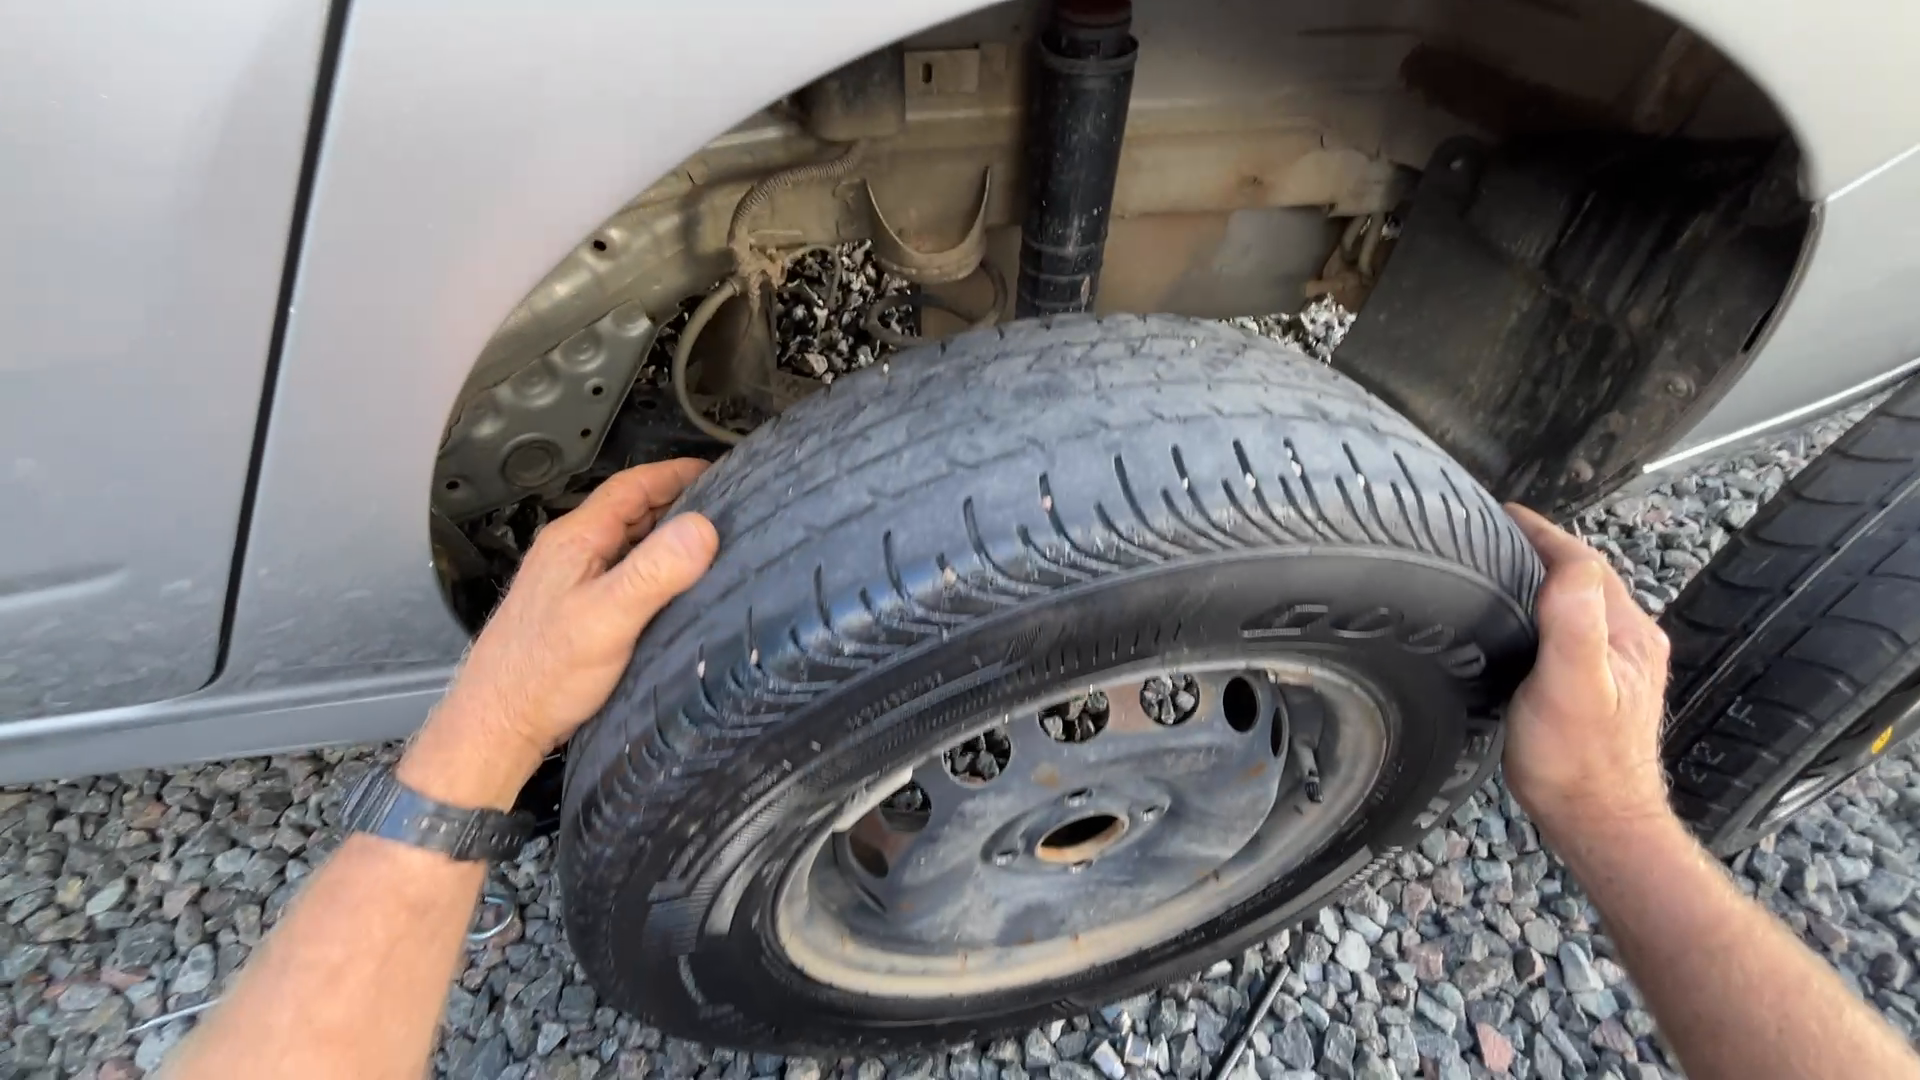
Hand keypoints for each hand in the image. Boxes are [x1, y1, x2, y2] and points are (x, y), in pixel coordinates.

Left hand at [398, 460, 718, 807]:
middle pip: (632, 509)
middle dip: (678, 500)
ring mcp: (572, 579)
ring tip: (709, 541)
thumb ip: (653, 573)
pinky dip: (655, 565)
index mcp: (576, 540)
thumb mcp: (606, 618)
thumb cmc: (540, 676)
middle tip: (723, 506)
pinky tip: (675, 586)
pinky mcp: (577, 607)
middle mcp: (571, 552)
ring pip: (628, 540)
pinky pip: (624, 570)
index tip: (714, 470)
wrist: (498, 726)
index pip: (631, 485)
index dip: (675, 472)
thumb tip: (701, 529)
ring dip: (667, 533)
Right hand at [1502, 504, 1673, 838]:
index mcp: (1624, 633)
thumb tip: (1566, 563)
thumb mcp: (1572, 687)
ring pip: (1572, 596)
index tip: (1497, 511)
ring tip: (1491, 558)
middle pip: (1580, 572)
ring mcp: (1611, 661)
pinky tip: (1508, 612)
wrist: (1593, 816)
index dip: (1540, 531)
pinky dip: (1536, 602)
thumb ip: (1574, 624)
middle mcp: (1624, 639)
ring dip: (1536, 570)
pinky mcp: (1592, 679)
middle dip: (1535, 543)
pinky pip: (1564, 621)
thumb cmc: (1575, 758)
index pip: (1583, 559)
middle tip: (1484, 528)